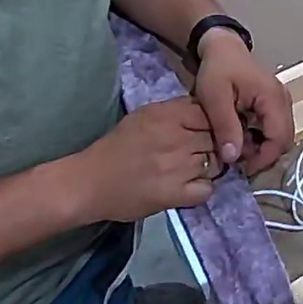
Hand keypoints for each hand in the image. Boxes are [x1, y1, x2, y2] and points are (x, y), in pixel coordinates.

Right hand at [60, 98, 216, 222]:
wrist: (86, 183)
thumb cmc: (117, 146)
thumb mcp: (148, 115)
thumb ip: (179, 110)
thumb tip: (210, 108)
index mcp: (169, 116)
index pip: (211, 114)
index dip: (213, 123)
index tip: (205, 131)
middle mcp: (177, 139)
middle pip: (216, 138)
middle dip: (212, 145)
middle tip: (198, 152)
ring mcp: (178, 168)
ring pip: (216, 163)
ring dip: (209, 167)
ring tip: (192, 169)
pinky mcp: (175, 194)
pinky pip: (207, 189)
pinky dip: (203, 188)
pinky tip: (190, 186)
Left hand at [192, 26, 293, 173]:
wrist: (222, 47)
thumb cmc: (218, 69)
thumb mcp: (214, 98)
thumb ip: (225, 127)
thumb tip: (233, 158)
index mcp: (273, 98)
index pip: (280, 137)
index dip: (265, 157)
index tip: (242, 169)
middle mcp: (284, 100)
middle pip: (286, 138)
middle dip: (265, 154)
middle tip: (239, 161)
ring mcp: (282, 100)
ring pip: (282, 134)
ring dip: (264, 147)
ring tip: (238, 150)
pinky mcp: (275, 102)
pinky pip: (276, 126)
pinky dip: (263, 137)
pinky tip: (242, 137)